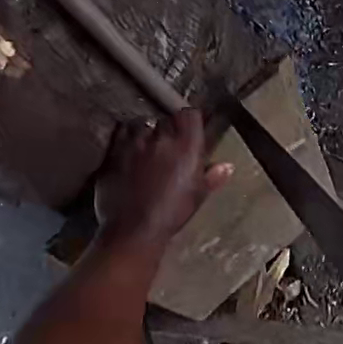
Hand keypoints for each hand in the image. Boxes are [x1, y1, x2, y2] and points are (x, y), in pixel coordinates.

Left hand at [94, 109, 232, 255]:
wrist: (135, 229)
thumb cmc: (172, 213)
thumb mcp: (198, 195)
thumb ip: (213, 176)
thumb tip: (227, 167)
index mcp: (186, 146)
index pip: (189, 114)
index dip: (190, 120)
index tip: (190, 129)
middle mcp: (161, 138)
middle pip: (165, 119)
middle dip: (168, 129)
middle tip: (170, 147)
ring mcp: (135, 143)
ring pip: (142, 125)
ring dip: (146, 133)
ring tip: (148, 149)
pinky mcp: (114, 151)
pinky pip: (122, 134)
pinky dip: (127, 139)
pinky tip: (131, 153)